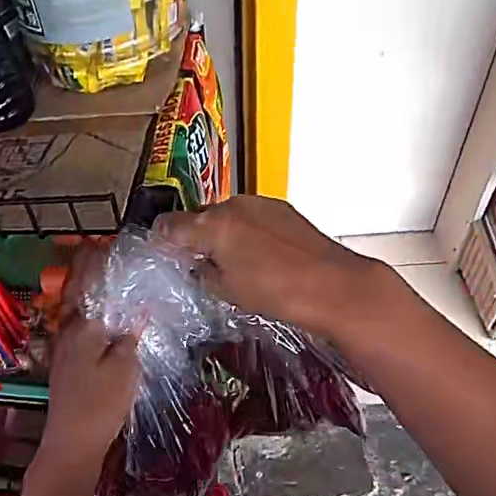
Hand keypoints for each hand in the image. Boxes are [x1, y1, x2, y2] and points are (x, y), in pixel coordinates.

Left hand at [35, 249, 139, 478]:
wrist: (72, 442)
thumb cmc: (100, 404)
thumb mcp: (124, 367)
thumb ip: (130, 335)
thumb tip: (139, 309)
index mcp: (80, 327)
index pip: (85, 283)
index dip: (92, 262)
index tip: (102, 244)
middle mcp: (66, 332)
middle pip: (75, 294)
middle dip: (85, 274)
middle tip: (102, 257)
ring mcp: (62, 350)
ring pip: (74, 312)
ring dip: (86, 295)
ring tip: (106, 284)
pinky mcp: (65, 365)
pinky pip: (77, 329)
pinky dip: (88, 316)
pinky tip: (102, 322)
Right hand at [155, 195, 398, 341]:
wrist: (334, 285)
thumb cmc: (278, 292)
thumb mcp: (228, 292)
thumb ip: (204, 274)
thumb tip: (198, 268)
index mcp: (213, 225)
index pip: (170, 226)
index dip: (162, 241)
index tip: (162, 254)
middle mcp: (234, 205)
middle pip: (200, 218)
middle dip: (196, 239)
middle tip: (200, 266)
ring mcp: (260, 204)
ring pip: (227, 216)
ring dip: (223, 234)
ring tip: (234, 264)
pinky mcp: (283, 209)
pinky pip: (252, 217)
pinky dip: (247, 232)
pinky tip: (259, 257)